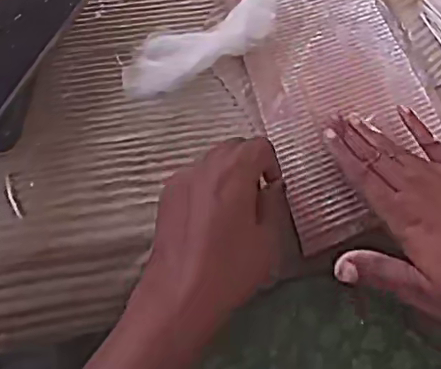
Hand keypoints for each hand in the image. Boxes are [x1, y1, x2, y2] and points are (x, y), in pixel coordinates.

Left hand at [88, 138, 290, 368]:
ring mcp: (184, 176)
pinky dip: (205, 188)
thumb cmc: (228, 270)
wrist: (178, 295)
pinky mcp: (167, 192)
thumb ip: (273, 204)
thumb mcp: (268, 241)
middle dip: (248, 166)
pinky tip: (206, 221)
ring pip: (212, 161)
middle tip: (254, 200)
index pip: (260, 145)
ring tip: (229, 213)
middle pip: (234, 147)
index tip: (271, 189)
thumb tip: (269, 188)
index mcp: (235, 170)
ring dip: (226, 175)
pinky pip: (194, 178)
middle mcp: (207, 164)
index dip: (271, 164)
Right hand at [323, 111, 440, 368]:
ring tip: (356, 116)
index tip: (327, 134)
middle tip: (333, 115)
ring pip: (401, 150)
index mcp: (406, 217)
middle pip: (379, 158)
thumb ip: (381, 273)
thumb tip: (339, 265)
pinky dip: (418, 128)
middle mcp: (421, 190)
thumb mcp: (426, 294)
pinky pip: (435, 145)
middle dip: (354, 136)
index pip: (366, 179)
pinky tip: (406, 114)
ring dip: (376, 132)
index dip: (343, 156)